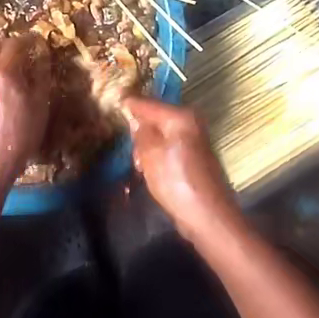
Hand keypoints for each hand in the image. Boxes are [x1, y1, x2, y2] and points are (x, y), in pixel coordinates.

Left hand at [0, 36, 49, 187]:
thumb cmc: (20, 136)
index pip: (16, 44)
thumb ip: (41, 76)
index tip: (38, 42)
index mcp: (5, 71)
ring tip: (3, 61)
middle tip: (23, 52)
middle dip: (10, 44)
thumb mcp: (40, 106)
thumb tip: (42, 56)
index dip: (29, 40)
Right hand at [122, 98, 240, 240]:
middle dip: (138, 130)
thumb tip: (135, 118)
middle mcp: (191, 123)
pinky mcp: (193, 158)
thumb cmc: (176, 180)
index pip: (148, 103)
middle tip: (126, 145)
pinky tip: (149, 171)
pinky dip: (157, 157)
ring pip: (161, 135)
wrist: (207, 214)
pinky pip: (168, 149)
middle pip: (156, 118)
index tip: (112, 102)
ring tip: (138, 164)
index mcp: (181, 116)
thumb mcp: (150, 153)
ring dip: (146, 146)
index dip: (129, 104)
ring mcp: (194, 141)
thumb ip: (140, 132)